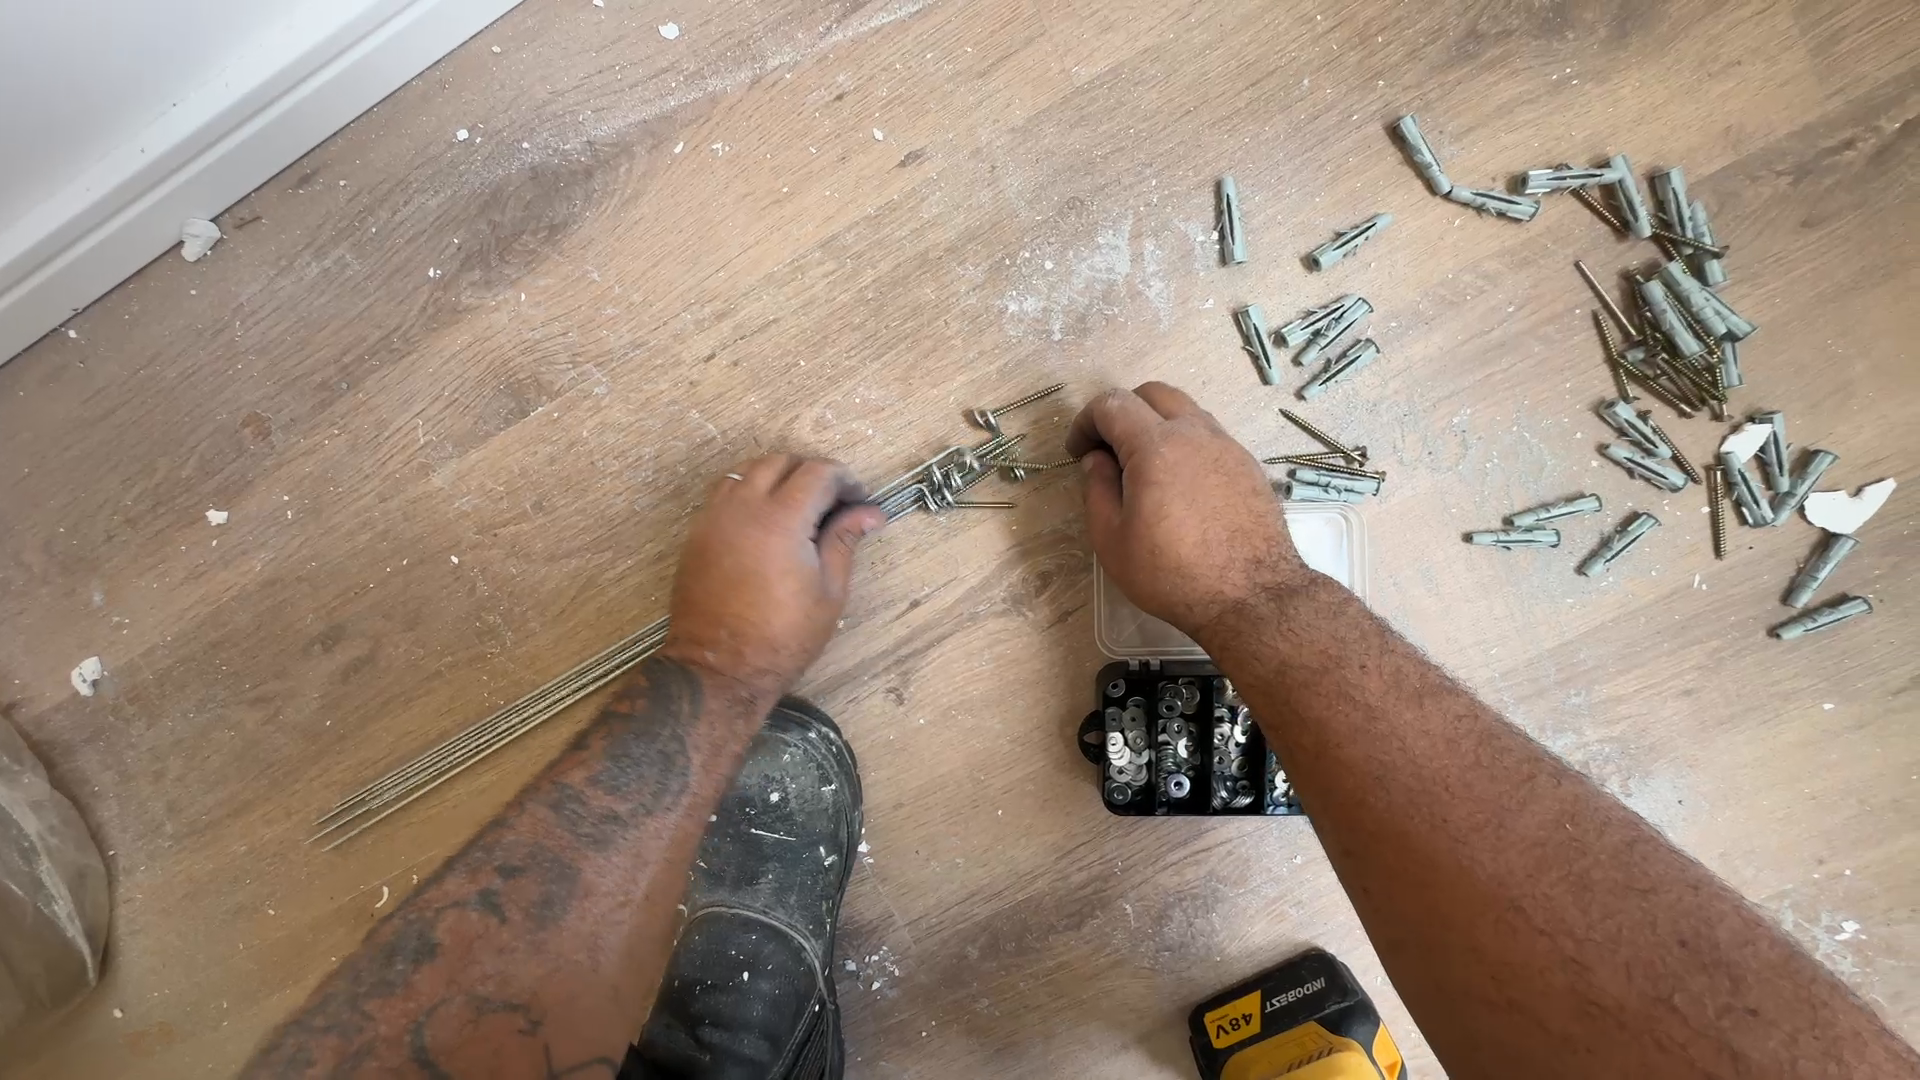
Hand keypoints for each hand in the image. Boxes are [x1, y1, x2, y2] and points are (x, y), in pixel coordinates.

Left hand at [660, 455, 886, 703]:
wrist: (720, 667)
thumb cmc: (782, 636)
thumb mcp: (829, 591)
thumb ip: (845, 540)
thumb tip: (870, 513)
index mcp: (781, 520)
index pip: (818, 472)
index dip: (846, 480)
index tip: (861, 501)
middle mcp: (743, 507)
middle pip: (781, 461)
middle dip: (813, 472)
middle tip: (836, 502)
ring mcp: (714, 517)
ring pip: (749, 470)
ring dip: (780, 476)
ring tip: (802, 507)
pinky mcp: (698, 532)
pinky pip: (727, 492)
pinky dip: (752, 491)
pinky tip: (769, 521)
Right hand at [1066, 383, 1312, 642]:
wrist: (1251, 597)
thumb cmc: (1170, 574)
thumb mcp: (1112, 540)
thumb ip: (1098, 490)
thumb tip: (1097, 459)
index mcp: (1155, 446)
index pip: (1112, 405)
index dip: (1086, 421)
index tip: (1077, 452)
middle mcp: (1194, 433)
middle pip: (1153, 394)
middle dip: (1122, 412)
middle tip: (1108, 451)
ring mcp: (1227, 446)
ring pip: (1185, 411)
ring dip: (1156, 425)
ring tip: (1144, 468)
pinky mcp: (1248, 465)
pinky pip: (1209, 436)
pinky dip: (1184, 444)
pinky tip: (1179, 486)